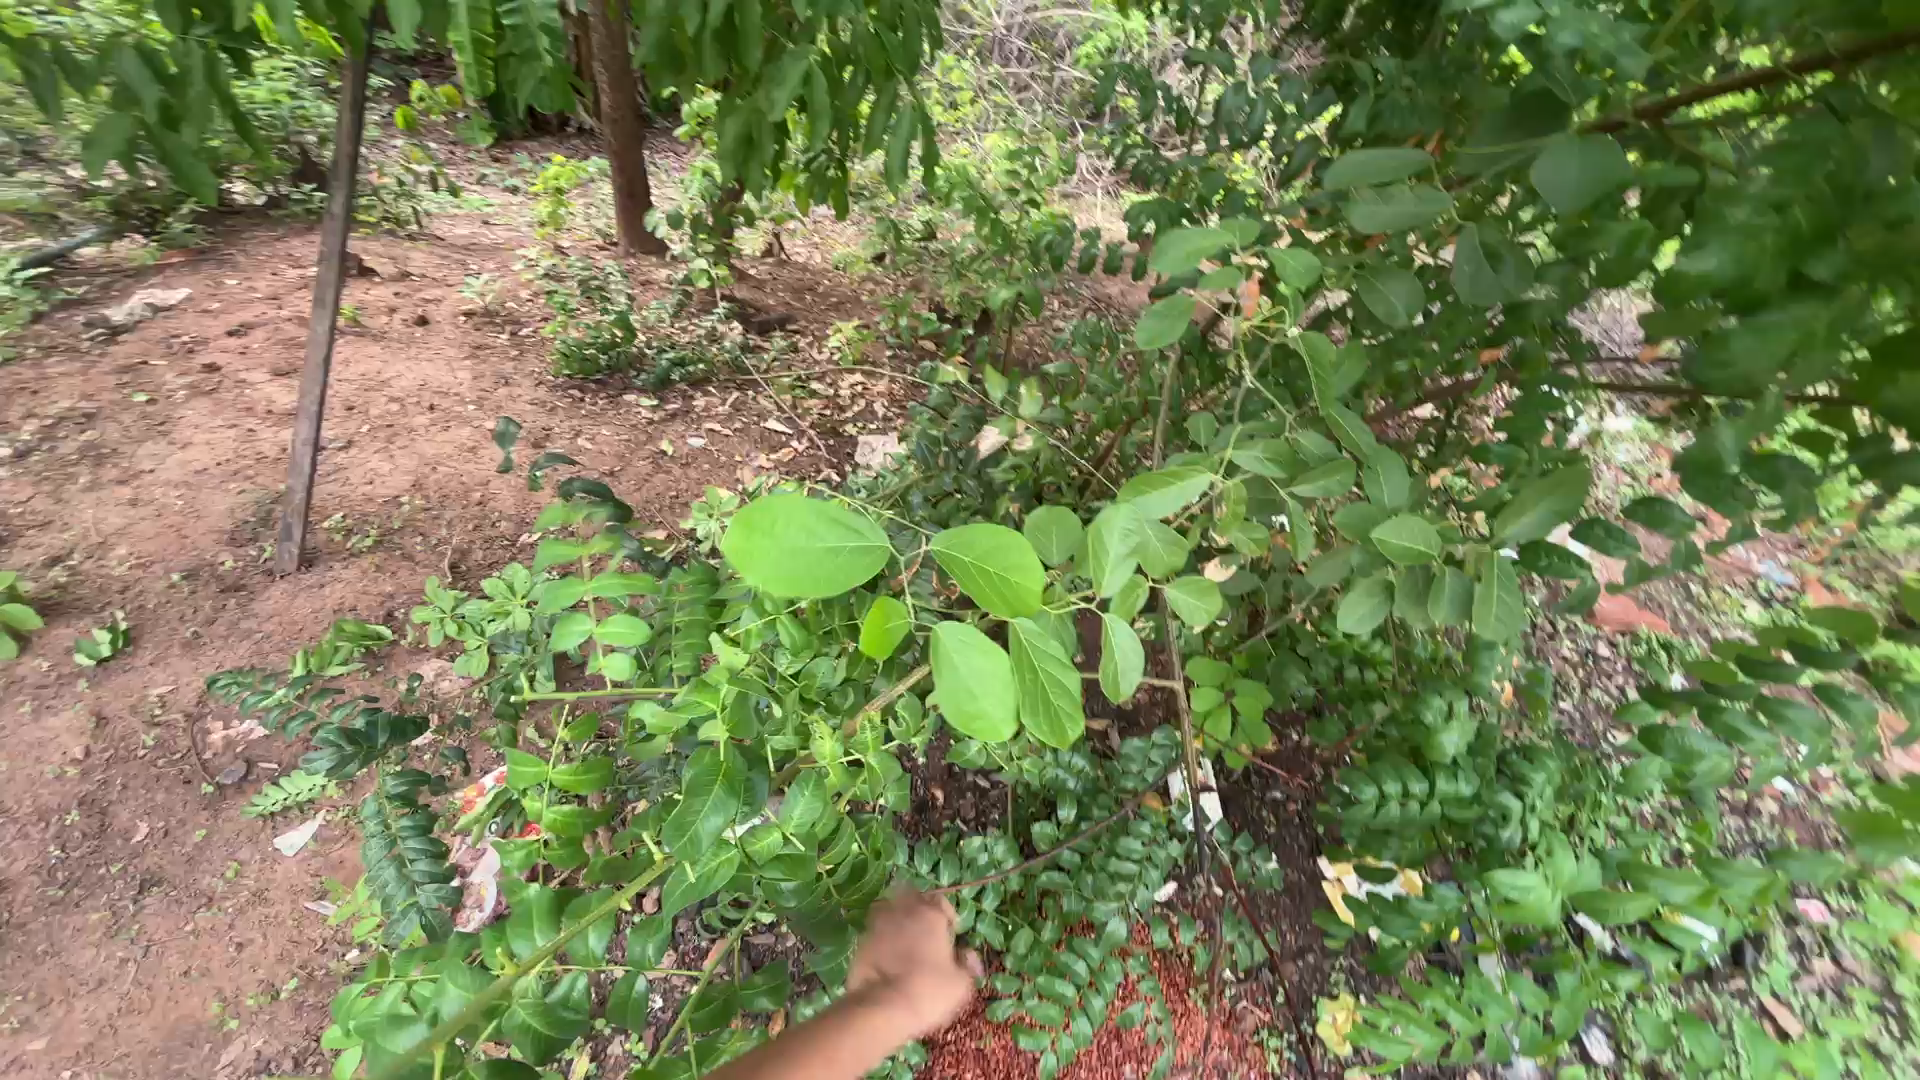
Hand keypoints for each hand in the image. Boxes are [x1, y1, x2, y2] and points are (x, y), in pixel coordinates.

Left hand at [846, 886, 982, 1039]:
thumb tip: (970, 955)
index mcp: (931, 914)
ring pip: (890, 908)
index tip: (950, 932)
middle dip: (920, 910)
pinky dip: (881, 936)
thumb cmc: (928, 991)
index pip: (941, 901)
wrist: (883, 1007)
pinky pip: (874, 930)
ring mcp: (880, 923)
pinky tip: (886, 954)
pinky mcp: (861, 940)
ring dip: (897, 918)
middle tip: (925, 931)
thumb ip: (968, 965)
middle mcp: (905, 910)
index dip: (947, 915)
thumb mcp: (960, 985)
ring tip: (903, 938)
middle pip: (913, 898)